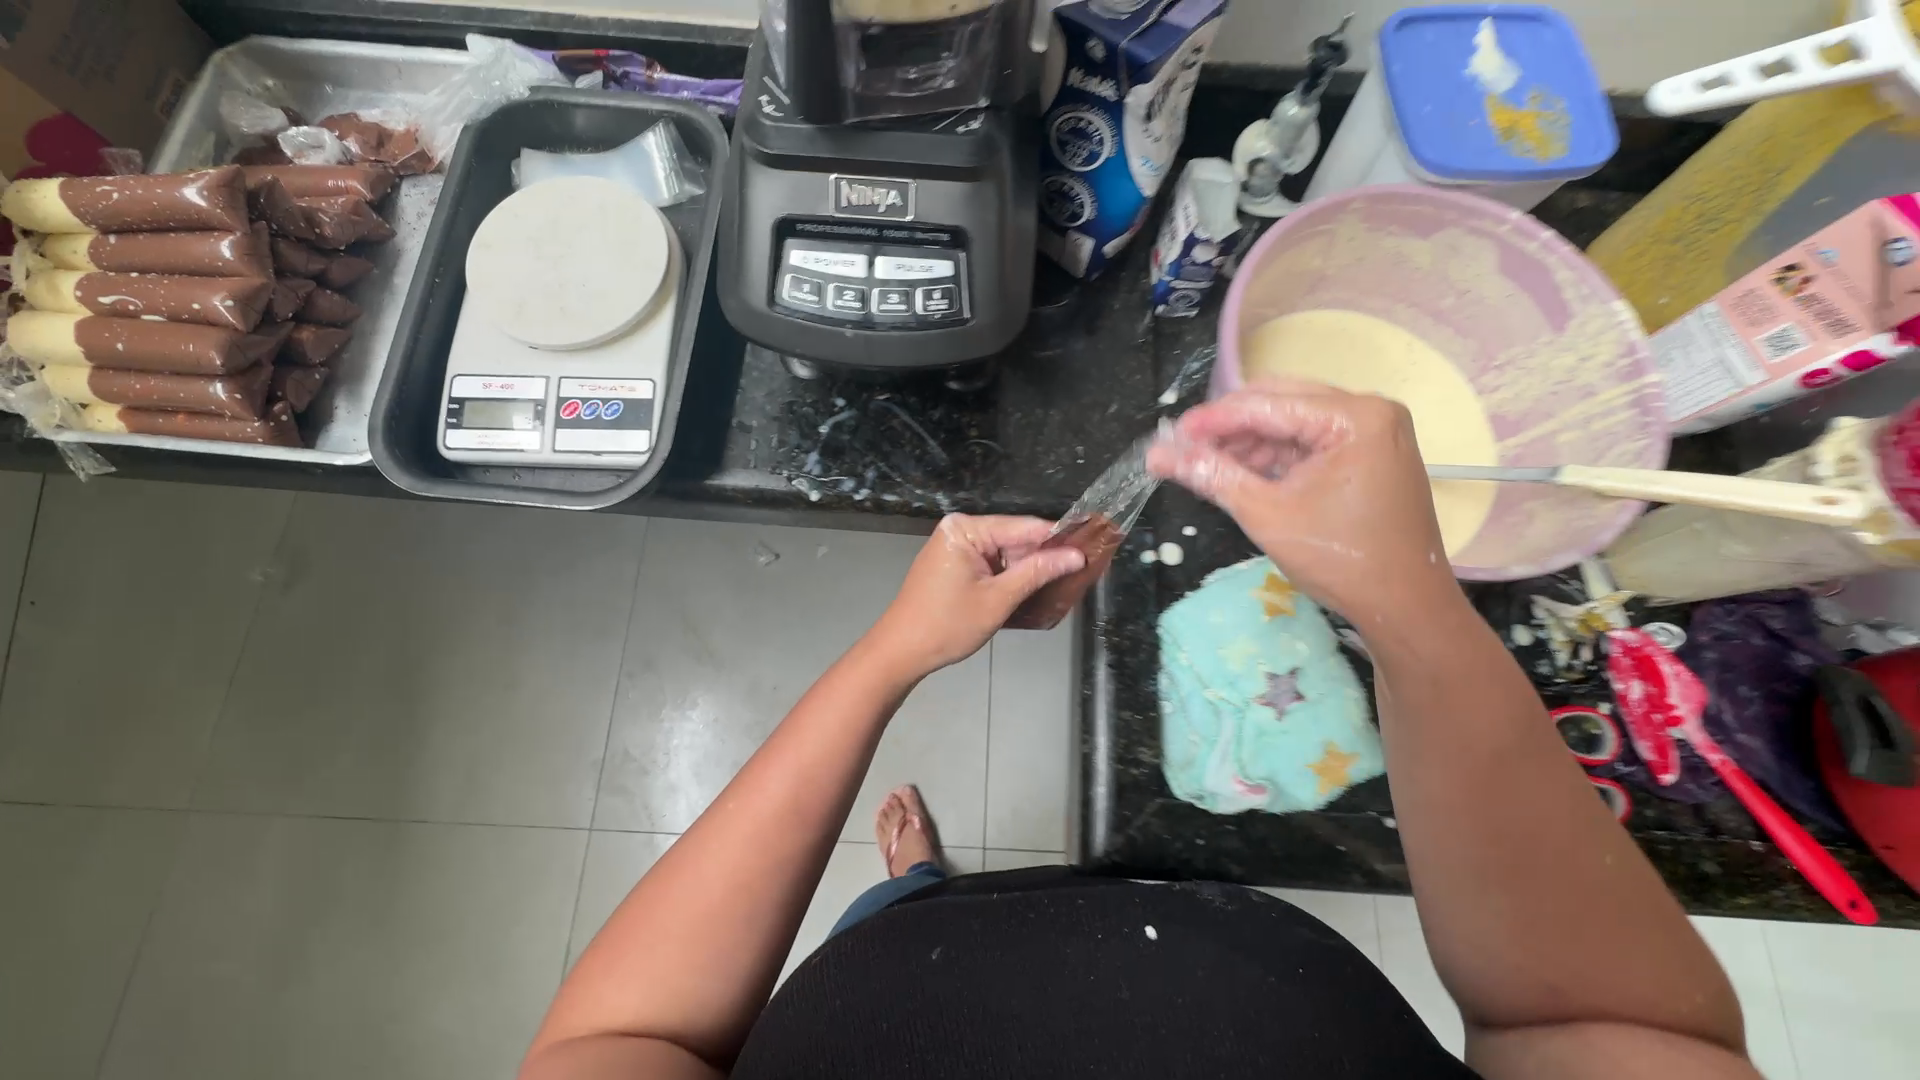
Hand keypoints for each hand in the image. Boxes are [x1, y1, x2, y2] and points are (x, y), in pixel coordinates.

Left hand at [863, 514, 1086, 679]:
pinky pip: (991, 564)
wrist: (900, 651)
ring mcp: (955, 547)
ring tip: (1065, 582)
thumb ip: (1037, 573)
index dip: (1059, 538)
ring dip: (1029, 570)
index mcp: (966, 529)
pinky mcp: (954, 565)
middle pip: (1015, 538)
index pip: (1024, 527)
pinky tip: (1034, 590)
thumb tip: (1076, 556)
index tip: (1092, 546)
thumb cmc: (947, 625)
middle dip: (1044, 557)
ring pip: (1005, 554)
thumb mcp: (998, 600)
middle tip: (1082, 571)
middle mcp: (959, 530)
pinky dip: (1010, 578)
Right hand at [1147, 380, 1462, 629]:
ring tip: (1204, 465)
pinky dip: (1273, 457)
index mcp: (1353, 417)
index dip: (1211, 419)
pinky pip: (1308, 443)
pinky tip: (1239, 471)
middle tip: (1183, 449)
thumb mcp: (1266, 514)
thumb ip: (1212, 475)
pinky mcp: (1368, 455)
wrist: (1404, 606)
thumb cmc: (1340, 560)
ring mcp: (1371, 433)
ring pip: (1290, 423)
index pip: (1266, 404)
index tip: (1168, 435)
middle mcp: (1368, 411)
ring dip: (1247, 442)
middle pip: (1279, 403)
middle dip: (1228, 428)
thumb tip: (1159, 455)